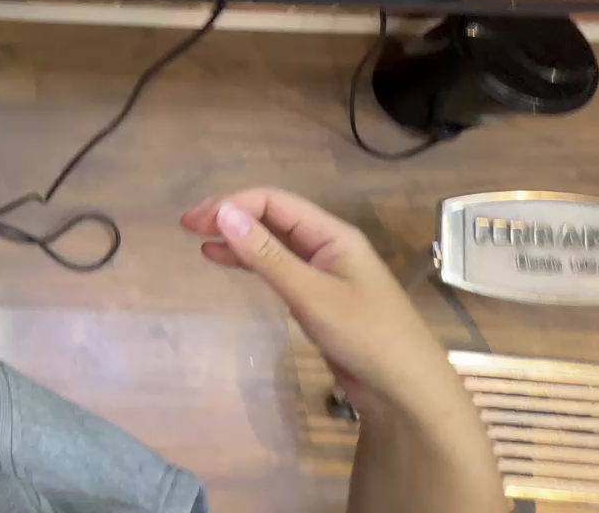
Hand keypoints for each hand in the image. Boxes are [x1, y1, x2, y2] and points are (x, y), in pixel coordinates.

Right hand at [181, 188, 458, 417]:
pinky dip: (247, 260)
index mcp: (331, 234)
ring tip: (198, 240)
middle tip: (188, 226)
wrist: (409, 396)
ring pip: (270, 240)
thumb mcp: (312, 295)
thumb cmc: (367, 337)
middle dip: (229, 215)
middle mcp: (325, 244)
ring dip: (235, 236)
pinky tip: (222, 260)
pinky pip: (274, 264)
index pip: (272, 202)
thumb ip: (266, 255)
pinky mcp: (316, 293)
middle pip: (270, 216)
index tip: (196, 221)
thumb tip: (222, 213)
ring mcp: (321, 269)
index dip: (232, 204)